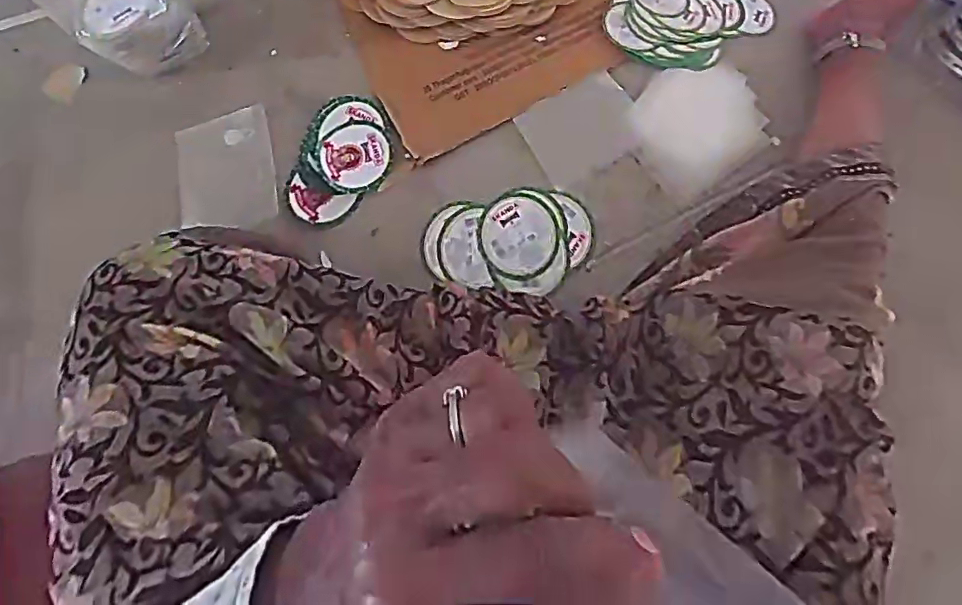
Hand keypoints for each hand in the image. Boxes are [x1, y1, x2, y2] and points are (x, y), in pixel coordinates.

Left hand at [256, 353, 662, 604]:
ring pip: (498, 414)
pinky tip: (507, 437)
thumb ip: (536, 590)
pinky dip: (505, 401)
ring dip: (537, 447)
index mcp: (412, 587)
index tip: (646, 559)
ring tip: (540, 483)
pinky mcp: (399, 413)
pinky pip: (474, 378)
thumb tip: (618, 569)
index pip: (528, 558)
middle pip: (515, 466)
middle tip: (585, 518)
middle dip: (569, 491)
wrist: (315, 590)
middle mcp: (398, 508)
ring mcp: (395, 448)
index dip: (599, 556)